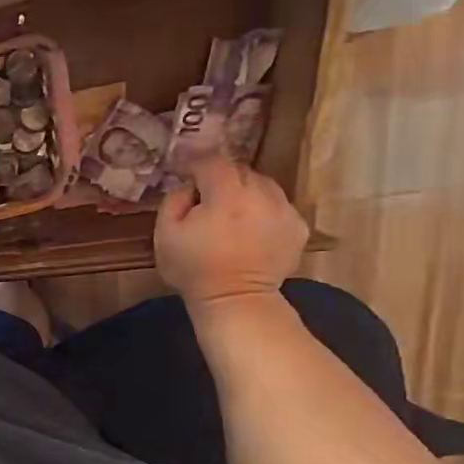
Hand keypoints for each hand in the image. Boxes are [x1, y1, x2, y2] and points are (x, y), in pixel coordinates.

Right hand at [155, 160, 307, 307]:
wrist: (236, 303)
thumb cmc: (195, 272)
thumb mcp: (165, 236)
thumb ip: (173, 200)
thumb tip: (189, 186)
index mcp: (226, 195)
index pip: (213, 161)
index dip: (197, 163)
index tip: (188, 171)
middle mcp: (260, 195)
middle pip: (241, 171)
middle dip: (224, 180)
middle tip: (211, 200)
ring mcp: (284, 210)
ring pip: (264, 186)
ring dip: (248, 194)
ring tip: (235, 216)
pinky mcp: (298, 227)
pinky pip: (280, 206)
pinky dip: (267, 212)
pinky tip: (254, 232)